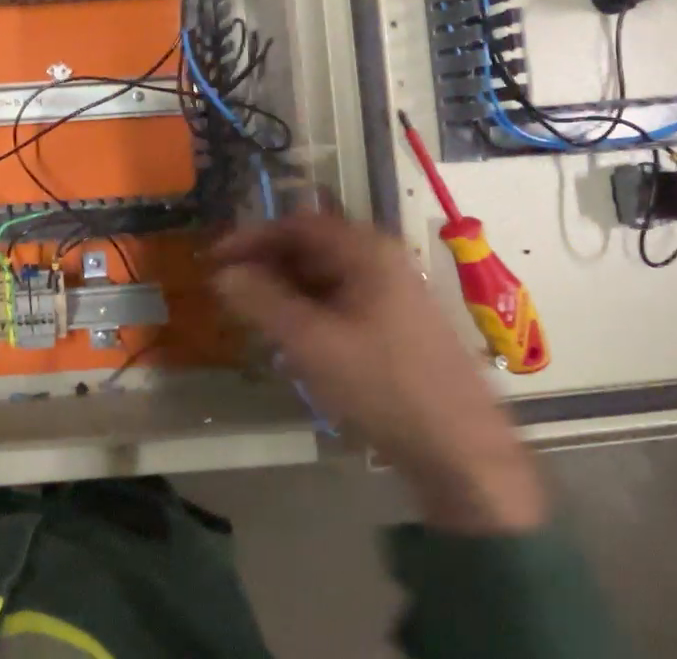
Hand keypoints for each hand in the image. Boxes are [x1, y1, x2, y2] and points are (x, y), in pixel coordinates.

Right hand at [212, 213, 545, 532]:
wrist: (462, 451)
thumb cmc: (384, 387)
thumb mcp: (312, 344)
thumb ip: (262, 302)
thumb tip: (223, 274)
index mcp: (367, 252)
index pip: (297, 224)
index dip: (251, 238)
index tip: (214, 260)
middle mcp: (383, 262)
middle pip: (311, 248)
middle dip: (266, 266)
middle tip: (229, 292)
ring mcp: (394, 295)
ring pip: (325, 279)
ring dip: (284, 292)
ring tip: (251, 320)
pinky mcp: (397, 327)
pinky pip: (341, 304)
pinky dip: (308, 314)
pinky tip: (290, 344)